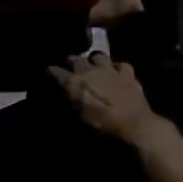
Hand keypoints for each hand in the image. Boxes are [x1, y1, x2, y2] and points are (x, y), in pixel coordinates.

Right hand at [47, 52, 172, 145]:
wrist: (134, 125)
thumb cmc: (101, 125)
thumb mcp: (77, 118)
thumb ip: (68, 103)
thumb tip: (61, 96)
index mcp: (73, 82)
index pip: (54, 71)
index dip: (50, 72)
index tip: (48, 74)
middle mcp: (89, 71)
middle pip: (76, 59)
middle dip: (70, 62)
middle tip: (69, 68)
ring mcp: (110, 70)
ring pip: (98, 56)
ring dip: (93, 60)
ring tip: (92, 67)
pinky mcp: (128, 74)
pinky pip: (120, 65)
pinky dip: (116, 67)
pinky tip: (115, 72)